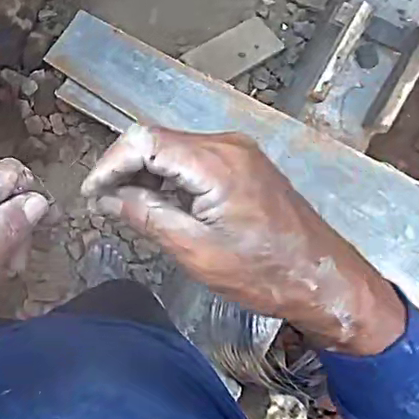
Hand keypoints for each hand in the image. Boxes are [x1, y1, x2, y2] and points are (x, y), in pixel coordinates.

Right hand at [81, 126, 403, 355]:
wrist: (326, 280)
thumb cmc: (265, 273)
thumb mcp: (197, 252)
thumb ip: (147, 216)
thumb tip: (108, 199)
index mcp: (216, 162)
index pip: (143, 141)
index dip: (109, 164)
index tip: (92, 194)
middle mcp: (226, 144)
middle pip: (156, 139)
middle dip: (122, 167)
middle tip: (102, 202)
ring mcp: (236, 151)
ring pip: (171, 147)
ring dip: (143, 172)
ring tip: (123, 205)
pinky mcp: (241, 162)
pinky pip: (191, 158)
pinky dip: (166, 176)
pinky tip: (156, 202)